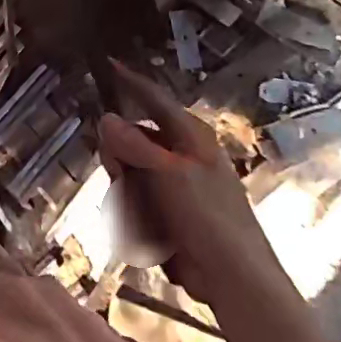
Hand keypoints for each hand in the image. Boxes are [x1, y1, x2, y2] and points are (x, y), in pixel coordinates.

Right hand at [97, 60, 280, 304]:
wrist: (234, 279)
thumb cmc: (209, 218)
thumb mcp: (169, 176)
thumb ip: (135, 146)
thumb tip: (106, 118)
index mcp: (189, 135)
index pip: (154, 98)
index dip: (132, 81)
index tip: (110, 63)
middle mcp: (179, 154)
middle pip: (131, 143)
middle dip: (121, 167)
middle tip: (123, 183)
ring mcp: (173, 186)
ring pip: (128, 179)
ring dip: (131, 202)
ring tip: (148, 224)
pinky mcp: (168, 214)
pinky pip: (136, 208)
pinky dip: (140, 225)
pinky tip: (156, 242)